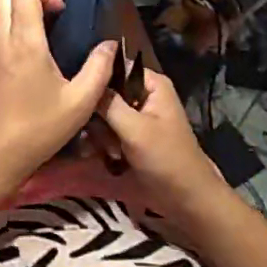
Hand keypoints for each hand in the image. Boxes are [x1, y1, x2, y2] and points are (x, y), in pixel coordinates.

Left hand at [0, 0, 116, 216]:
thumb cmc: (37, 130)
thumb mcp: (80, 103)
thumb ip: (99, 69)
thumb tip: (110, 45)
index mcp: (23, 42)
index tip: (62, 12)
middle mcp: (0, 39)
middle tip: (54, 15)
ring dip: (20, 10)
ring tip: (44, 34)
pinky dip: (11, 29)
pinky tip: (30, 57)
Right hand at [96, 68, 232, 223]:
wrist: (186, 198)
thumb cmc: (165, 158)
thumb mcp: (134, 128)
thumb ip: (108, 103)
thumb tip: (84, 79)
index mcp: (152, 84)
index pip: (115, 67)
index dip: (96, 79)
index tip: (80, 95)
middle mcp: (144, 95)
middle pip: (107, 92)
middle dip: (99, 114)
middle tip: (100, 135)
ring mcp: (137, 117)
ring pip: (104, 114)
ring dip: (101, 134)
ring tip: (109, 152)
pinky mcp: (131, 136)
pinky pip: (108, 131)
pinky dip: (104, 143)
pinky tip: (104, 157)